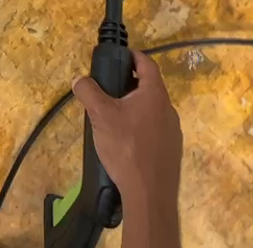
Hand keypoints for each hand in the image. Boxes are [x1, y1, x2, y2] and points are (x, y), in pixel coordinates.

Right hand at [72, 51, 182, 207]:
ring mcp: (173, 133)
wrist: (149, 195)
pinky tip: (125, 142)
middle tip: (108, 89)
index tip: (119, 56)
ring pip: (152, 110)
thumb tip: (79, 80)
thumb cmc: (126, 147)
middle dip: (129, 84)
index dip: (133, 56)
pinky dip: (140, 127)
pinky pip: (155, 130)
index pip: (147, 64)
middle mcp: (169, 110)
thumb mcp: (100, 114)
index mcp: (155, 95)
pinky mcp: (171, 153)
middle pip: (149, 87)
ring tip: (113, 117)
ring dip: (134, 107)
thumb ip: (88, 91)